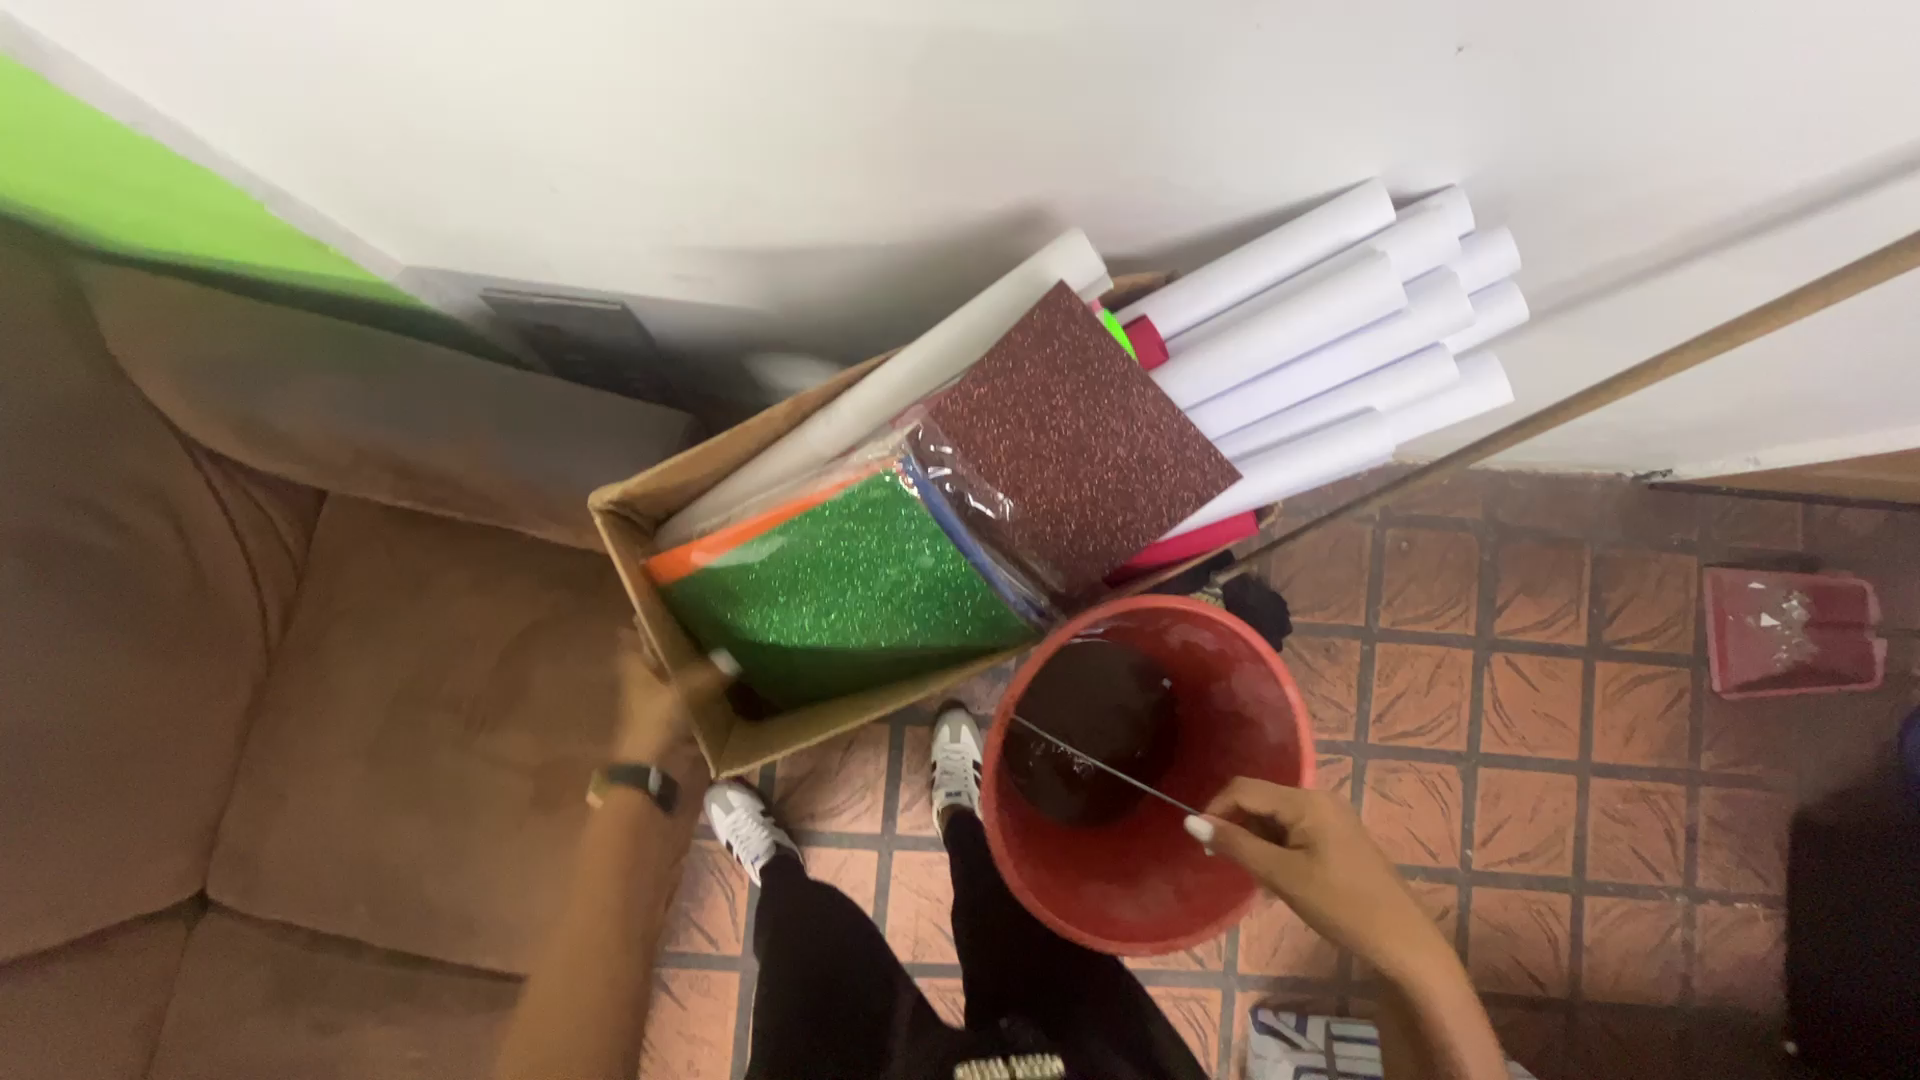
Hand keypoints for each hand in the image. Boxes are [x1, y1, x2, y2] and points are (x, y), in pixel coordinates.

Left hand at [610, 629, 728, 787]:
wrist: (647, 769)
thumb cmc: (652, 723)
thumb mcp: (679, 694)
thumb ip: (706, 676)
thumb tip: (732, 658)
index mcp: (634, 669)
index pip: (632, 638)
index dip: (642, 622)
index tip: (664, 607)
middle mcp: (641, 680)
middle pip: (651, 655)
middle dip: (669, 640)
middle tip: (695, 622)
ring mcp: (653, 699)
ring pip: (667, 673)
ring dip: (683, 663)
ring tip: (712, 645)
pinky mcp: (667, 717)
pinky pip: (682, 694)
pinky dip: (694, 686)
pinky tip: (716, 680)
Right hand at [1195, 778, 1451, 982]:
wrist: (1405, 943)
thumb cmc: (1341, 906)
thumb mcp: (1281, 875)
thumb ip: (1235, 844)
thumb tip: (1190, 821)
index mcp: (1306, 801)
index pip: (1243, 789)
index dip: (1216, 810)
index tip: (1202, 844)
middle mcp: (1319, 798)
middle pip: (1260, 800)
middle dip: (1238, 828)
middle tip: (1228, 865)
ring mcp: (1332, 817)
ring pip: (1276, 817)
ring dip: (1257, 841)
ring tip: (1258, 879)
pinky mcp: (1339, 837)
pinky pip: (1294, 830)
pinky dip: (1277, 849)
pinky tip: (1280, 879)